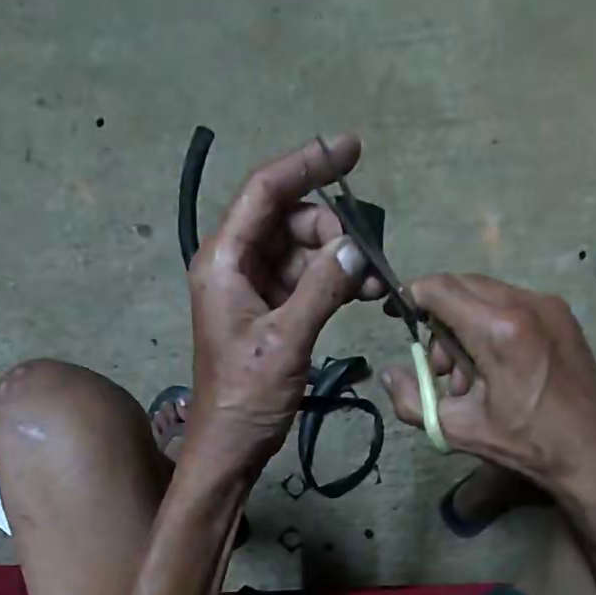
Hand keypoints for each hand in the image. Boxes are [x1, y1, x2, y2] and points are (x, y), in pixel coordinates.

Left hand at [182, 134, 380, 476]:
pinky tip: (361, 295)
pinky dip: (332, 283)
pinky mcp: (268, 310)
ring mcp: (252, 287)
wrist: (230, 446)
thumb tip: (355, 248)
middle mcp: (234, 264)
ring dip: (339, 261)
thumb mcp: (286, 341)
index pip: (265, 190)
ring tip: (372, 286)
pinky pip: (305, 280)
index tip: (353, 148)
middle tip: (366, 260)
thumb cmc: (246, 397)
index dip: (307, 163)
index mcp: (223, 261)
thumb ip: (321, 288)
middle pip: (289, 219)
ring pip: (302, 250)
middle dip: (332, 230)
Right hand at [379, 273, 595, 505]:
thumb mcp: (456, 428)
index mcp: (498, 330)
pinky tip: (489, 366)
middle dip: (436, 316)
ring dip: (461, 324)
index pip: (440, 289)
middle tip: (434, 363)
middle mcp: (525, 304)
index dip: (410, 295)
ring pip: (485, 294)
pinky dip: (487, 324)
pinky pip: (509, 303)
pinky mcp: (560, 313)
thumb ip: (412, 399)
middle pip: (462, 285)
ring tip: (463, 375)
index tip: (394, 312)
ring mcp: (548, 305)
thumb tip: (389, 374)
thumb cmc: (523, 442)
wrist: (591, 449)